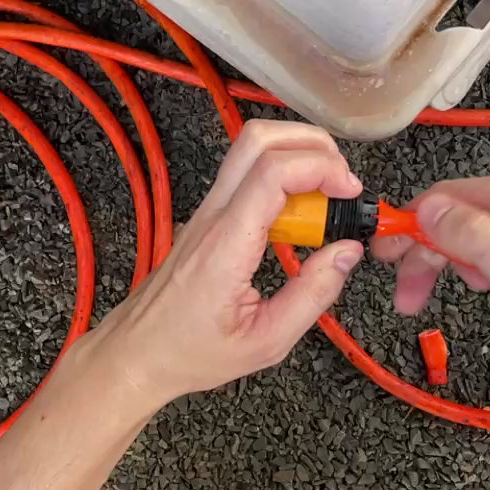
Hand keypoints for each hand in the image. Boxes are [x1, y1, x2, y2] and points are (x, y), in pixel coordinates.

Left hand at [90, 121, 365, 413]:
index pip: (271, 172)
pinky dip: (282, 174)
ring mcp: (207, 209)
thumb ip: (313, 295)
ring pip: (250, 148)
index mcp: (226, 245)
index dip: (319, 167)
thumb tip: (348, 251)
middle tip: (342, 181)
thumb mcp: (267, 342)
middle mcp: (213, 214)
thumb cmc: (193, 352)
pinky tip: (300, 212)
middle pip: (258, 138)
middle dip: (312, 144)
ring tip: (326, 193)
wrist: (139, 351)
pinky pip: (246, 173)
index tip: (350, 191)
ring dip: (297, 154)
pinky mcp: (209, 214)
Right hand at [369, 169, 489, 406]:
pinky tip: (488, 288)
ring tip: (447, 300)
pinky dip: (485, 263)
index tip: (382, 267)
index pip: (442, 198)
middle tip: (406, 301)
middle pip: (460, 210)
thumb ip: (473, 238)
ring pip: (482, 225)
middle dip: (426, 250)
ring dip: (452, 259)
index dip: (406, 231)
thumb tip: (427, 208)